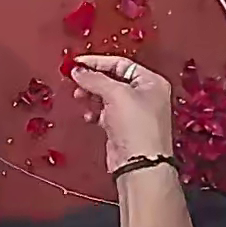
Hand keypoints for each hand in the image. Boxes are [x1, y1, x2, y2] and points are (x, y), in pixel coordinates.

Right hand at [70, 54, 174, 174]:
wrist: (139, 164)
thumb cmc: (137, 127)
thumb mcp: (116, 94)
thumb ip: (95, 79)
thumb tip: (78, 70)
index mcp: (150, 82)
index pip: (120, 63)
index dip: (97, 62)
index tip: (77, 63)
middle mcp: (144, 95)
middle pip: (112, 79)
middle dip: (92, 79)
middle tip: (74, 79)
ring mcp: (133, 112)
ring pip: (106, 96)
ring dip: (91, 95)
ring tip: (79, 96)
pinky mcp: (123, 127)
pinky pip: (104, 113)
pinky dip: (94, 112)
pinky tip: (88, 115)